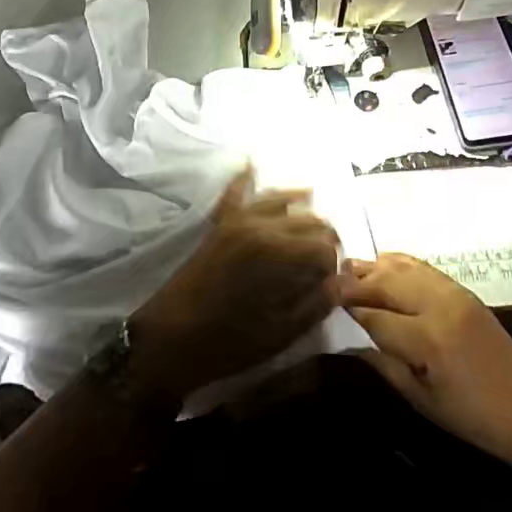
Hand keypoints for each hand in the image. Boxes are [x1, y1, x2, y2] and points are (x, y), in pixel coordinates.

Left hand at [129, 170, 339, 399]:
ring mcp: (236, 222)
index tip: (329, 286)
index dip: (333, 267)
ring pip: (279, 199)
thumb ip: (318, 303)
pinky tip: (251, 166)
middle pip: (309, 220)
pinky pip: (233, 195)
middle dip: (324, 239)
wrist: (166, 344)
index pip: (324, 247)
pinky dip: (244, 180)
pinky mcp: (217, 227)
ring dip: (300, 206)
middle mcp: (259, 226)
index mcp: (277, 253)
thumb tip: (346, 279)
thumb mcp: (280, 334)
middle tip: (324, 265)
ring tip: (313, 218)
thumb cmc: (227, 344)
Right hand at [339, 253, 511, 463]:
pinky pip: (424, 268)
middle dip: (354, 282)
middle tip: (326, 283)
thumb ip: (383, 362)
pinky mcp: (463, 290)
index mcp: (428, 339)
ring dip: (374, 268)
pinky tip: (383, 265)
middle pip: (387, 282)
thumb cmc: (468, 414)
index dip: (346, 310)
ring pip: (404, 268)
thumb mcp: (418, 397)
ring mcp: (454, 293)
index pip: (374, 315)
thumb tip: (350, 339)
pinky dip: (400, 264)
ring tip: (348, 271)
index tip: (320, 302)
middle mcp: (439, 306)